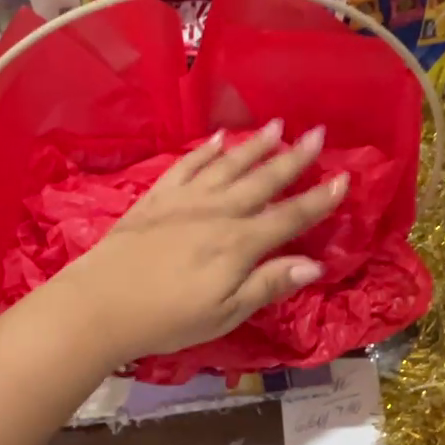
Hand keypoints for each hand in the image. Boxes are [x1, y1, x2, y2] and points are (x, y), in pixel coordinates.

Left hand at [37, 120, 347, 365]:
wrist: (101, 303)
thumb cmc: (167, 318)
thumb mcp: (225, 313)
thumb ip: (268, 284)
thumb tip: (315, 264)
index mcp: (240, 243)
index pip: (290, 217)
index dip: (319, 199)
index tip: (344, 178)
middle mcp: (218, 211)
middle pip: (263, 180)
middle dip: (294, 157)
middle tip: (318, 133)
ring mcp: (185, 200)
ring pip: (228, 165)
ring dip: (254, 145)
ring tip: (277, 126)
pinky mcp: (157, 196)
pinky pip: (187, 165)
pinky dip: (205, 150)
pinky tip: (218, 140)